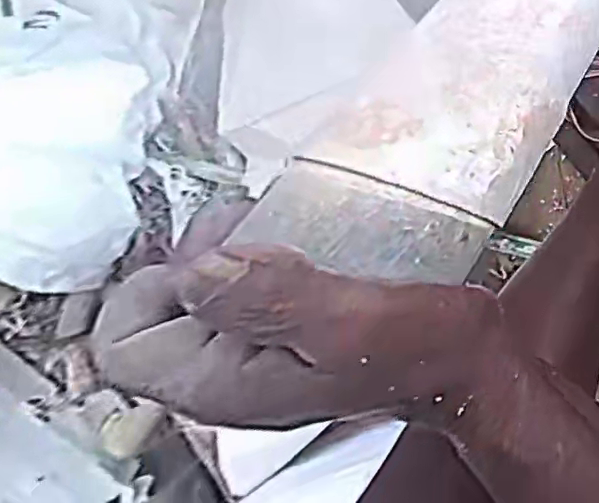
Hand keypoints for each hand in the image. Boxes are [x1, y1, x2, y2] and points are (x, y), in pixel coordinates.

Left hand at [92, 198, 501, 428]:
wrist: (472, 356)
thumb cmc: (424, 346)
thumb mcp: (354, 320)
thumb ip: (279, 299)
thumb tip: (200, 269)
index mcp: (224, 383)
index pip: (126, 341)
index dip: (160, 281)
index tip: (226, 239)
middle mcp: (232, 370)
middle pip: (168, 309)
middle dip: (208, 253)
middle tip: (263, 215)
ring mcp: (268, 348)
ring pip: (216, 292)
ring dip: (245, 248)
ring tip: (294, 219)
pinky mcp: (303, 325)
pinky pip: (262, 286)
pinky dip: (279, 253)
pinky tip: (319, 235)